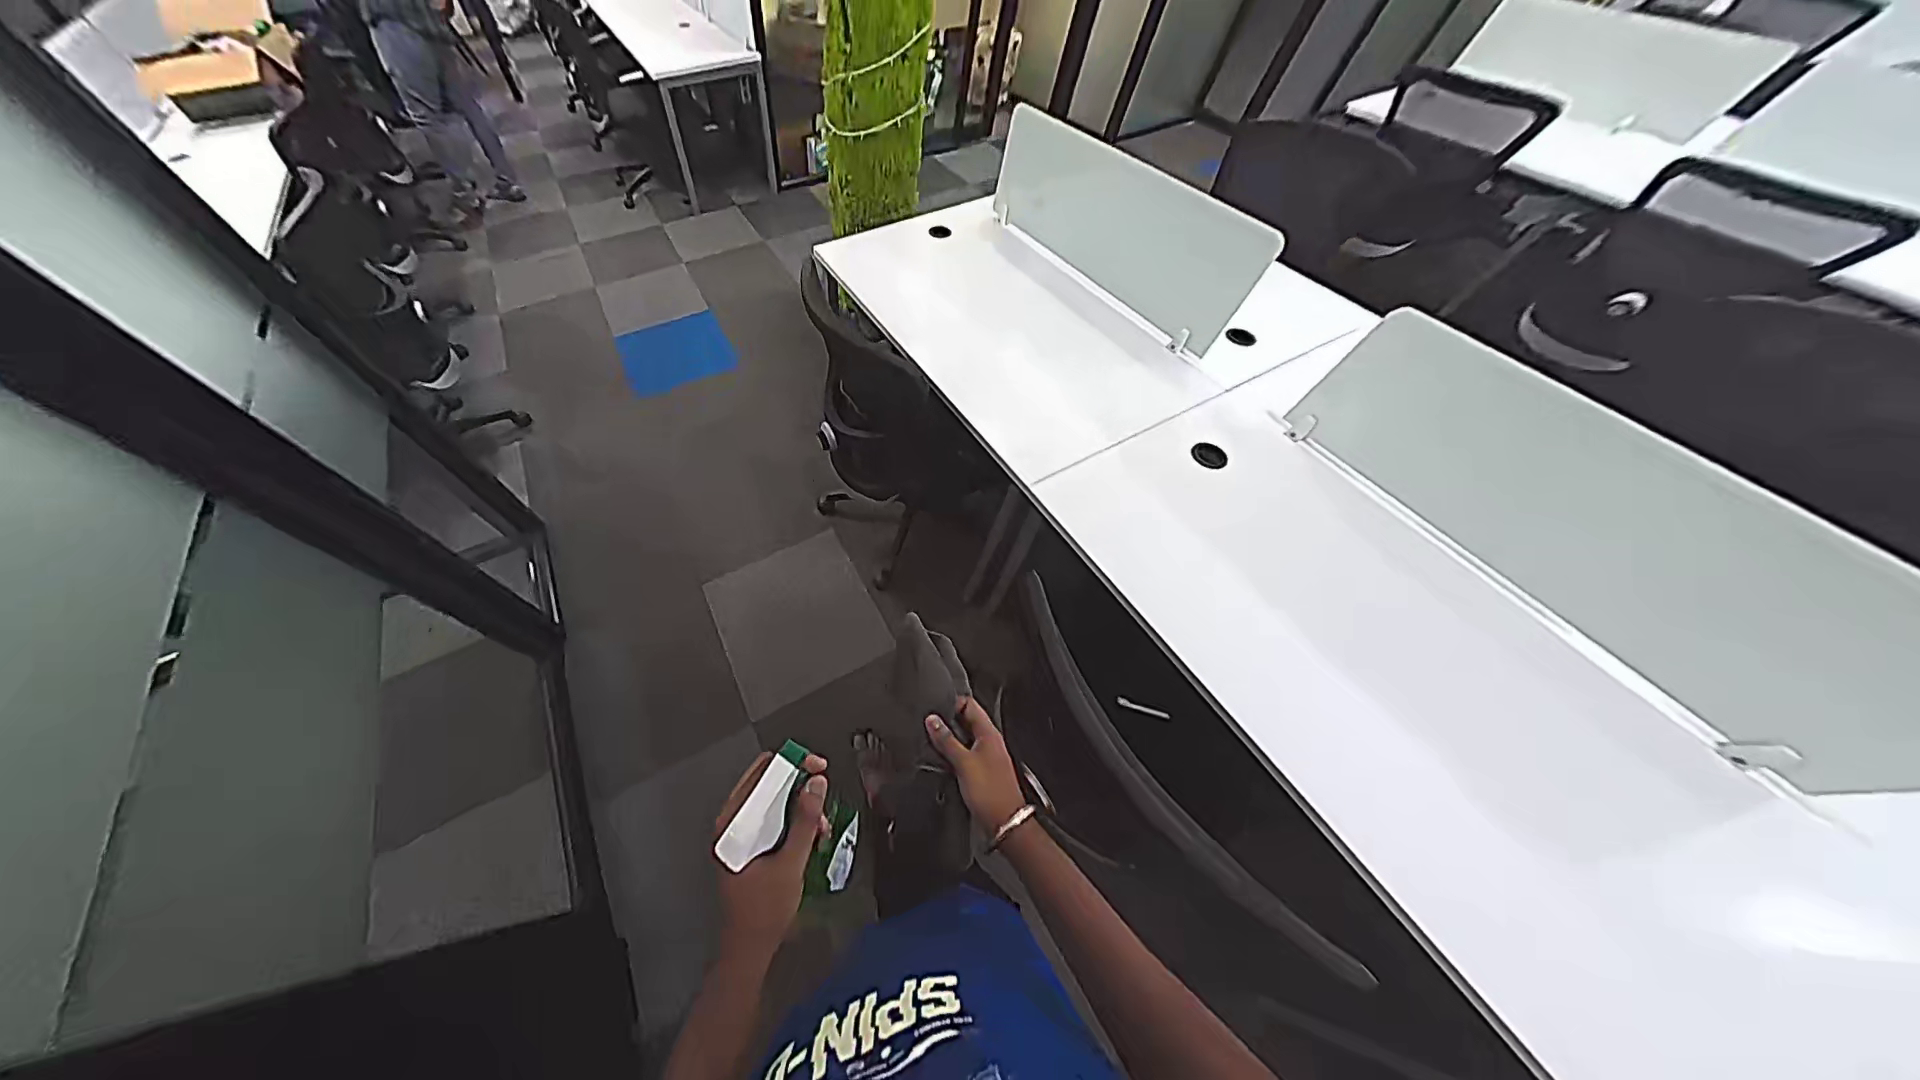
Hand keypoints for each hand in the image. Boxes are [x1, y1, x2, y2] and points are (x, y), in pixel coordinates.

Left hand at [712, 751, 828, 959]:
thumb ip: (803, 820)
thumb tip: (815, 782)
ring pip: (774, 803)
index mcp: (731, 825)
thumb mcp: (790, 862)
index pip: (760, 776)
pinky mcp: (752, 846)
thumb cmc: (764, 910)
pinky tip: (812, 835)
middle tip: (823, 791)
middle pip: (768, 786)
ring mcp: (741, 836)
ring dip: (801, 807)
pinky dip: (795, 822)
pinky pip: (775, 820)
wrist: (751, 949)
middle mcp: (732, 825)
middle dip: (800, 787)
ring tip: (820, 826)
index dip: (790, 765)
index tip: (816, 765)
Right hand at [925, 697, 1027, 831]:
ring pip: (965, 738)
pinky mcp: (982, 771)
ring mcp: (987, 756)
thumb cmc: (991, 793)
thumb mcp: (963, 762)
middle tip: (930, 727)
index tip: (936, 710)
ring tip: (934, 743)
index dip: (952, 703)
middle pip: (966, 721)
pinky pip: (965, 754)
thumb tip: (933, 721)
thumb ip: (947, 740)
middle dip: (948, 722)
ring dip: (950, 739)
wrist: (1004, 821)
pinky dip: (954, 754)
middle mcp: (990, 742)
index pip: (970, 704)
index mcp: (989, 733)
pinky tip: (944, 761)